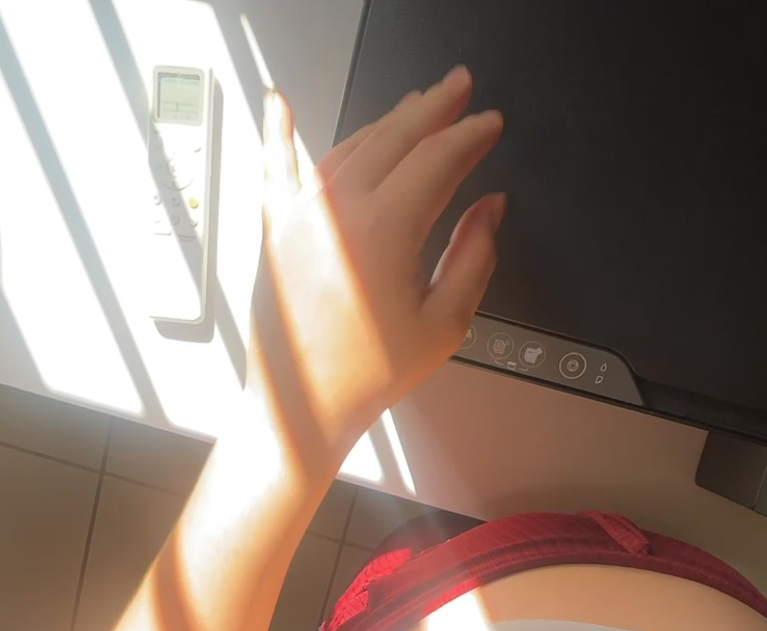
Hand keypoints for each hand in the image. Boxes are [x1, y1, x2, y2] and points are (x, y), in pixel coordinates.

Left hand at [247, 66, 505, 472]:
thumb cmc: (366, 374)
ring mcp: (301, 214)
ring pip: (349, 144)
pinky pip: (277, 167)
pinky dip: (280, 132)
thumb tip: (489, 211)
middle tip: (458, 89)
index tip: (489, 125)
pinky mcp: (276, 230)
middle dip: (434, 108)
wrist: (306, 404)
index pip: (439, 159)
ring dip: (386, 120)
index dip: (471, 136)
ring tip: (412, 107)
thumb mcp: (444, 324)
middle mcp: (339, 208)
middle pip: (395, 136)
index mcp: (385, 228)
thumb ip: (474, 257)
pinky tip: (278, 103)